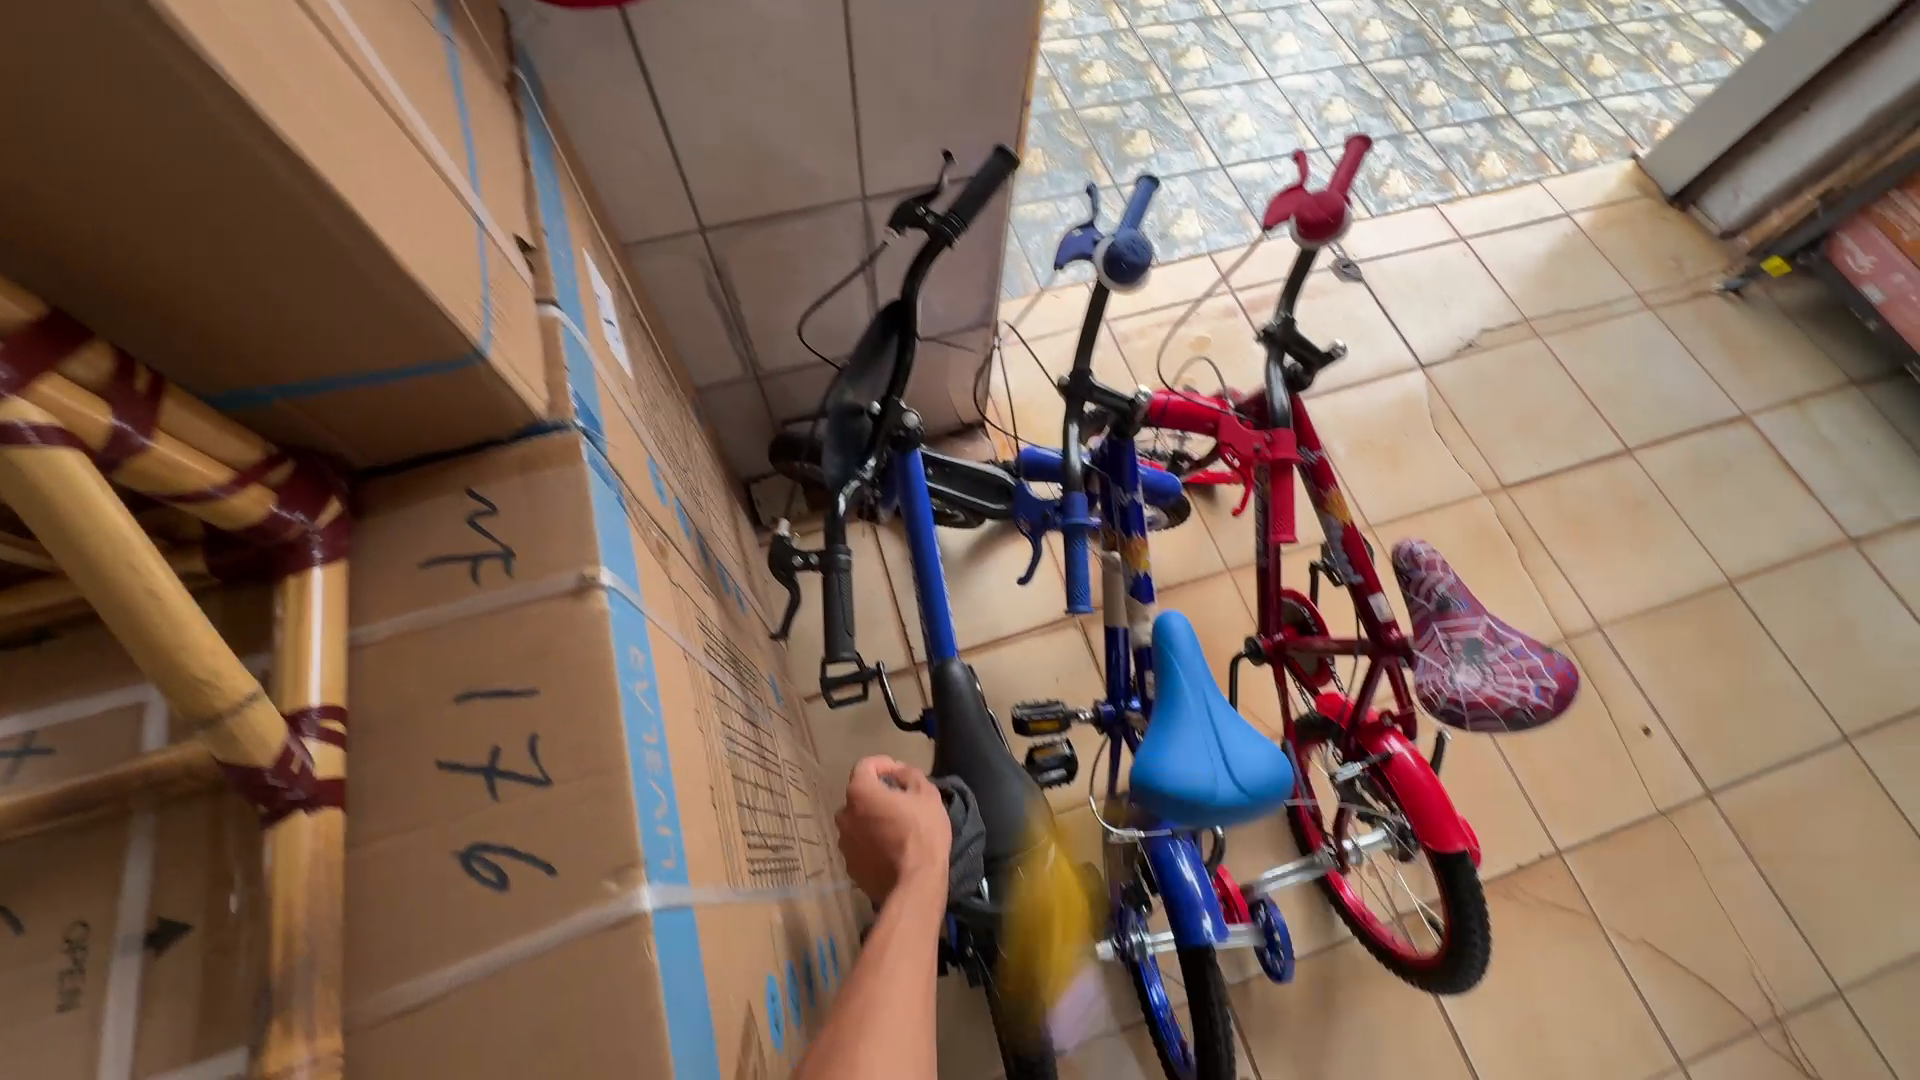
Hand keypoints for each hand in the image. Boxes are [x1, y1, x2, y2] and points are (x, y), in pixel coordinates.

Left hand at [835, 757, 950, 902]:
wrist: (915, 884)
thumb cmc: (923, 833)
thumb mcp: (927, 794)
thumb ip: (909, 774)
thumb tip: (899, 773)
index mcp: (860, 792)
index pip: (865, 765)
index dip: (884, 764)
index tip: (900, 773)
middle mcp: (845, 815)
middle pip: (859, 795)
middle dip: (877, 793)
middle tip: (900, 800)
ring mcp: (844, 843)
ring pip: (857, 821)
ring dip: (872, 819)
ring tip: (895, 827)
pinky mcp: (850, 866)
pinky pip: (859, 844)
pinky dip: (871, 842)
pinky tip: (890, 849)